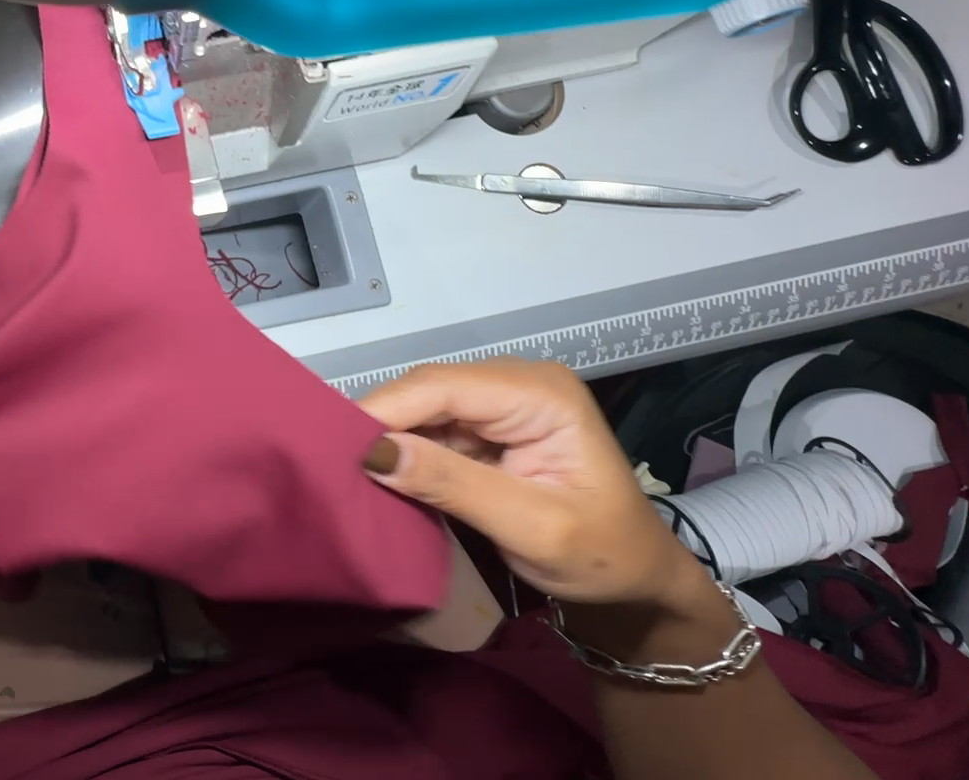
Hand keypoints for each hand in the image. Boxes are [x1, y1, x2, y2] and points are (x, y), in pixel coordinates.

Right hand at [359, 359, 704, 607]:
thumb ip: (453, 484)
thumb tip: (373, 453)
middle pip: (425, 390)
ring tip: (347, 466)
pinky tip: (379, 470)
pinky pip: (427, 427)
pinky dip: (402, 450)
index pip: (442, 386)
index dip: (385, 410)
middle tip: (333, 459)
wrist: (635, 585)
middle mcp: (513, 383)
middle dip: (380, 422)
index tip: (336, 446)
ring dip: (386, 437)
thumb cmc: (603, 557)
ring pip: (419, 407)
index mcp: (540, 393)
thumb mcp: (532, 527)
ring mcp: (497, 403)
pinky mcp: (483, 426)